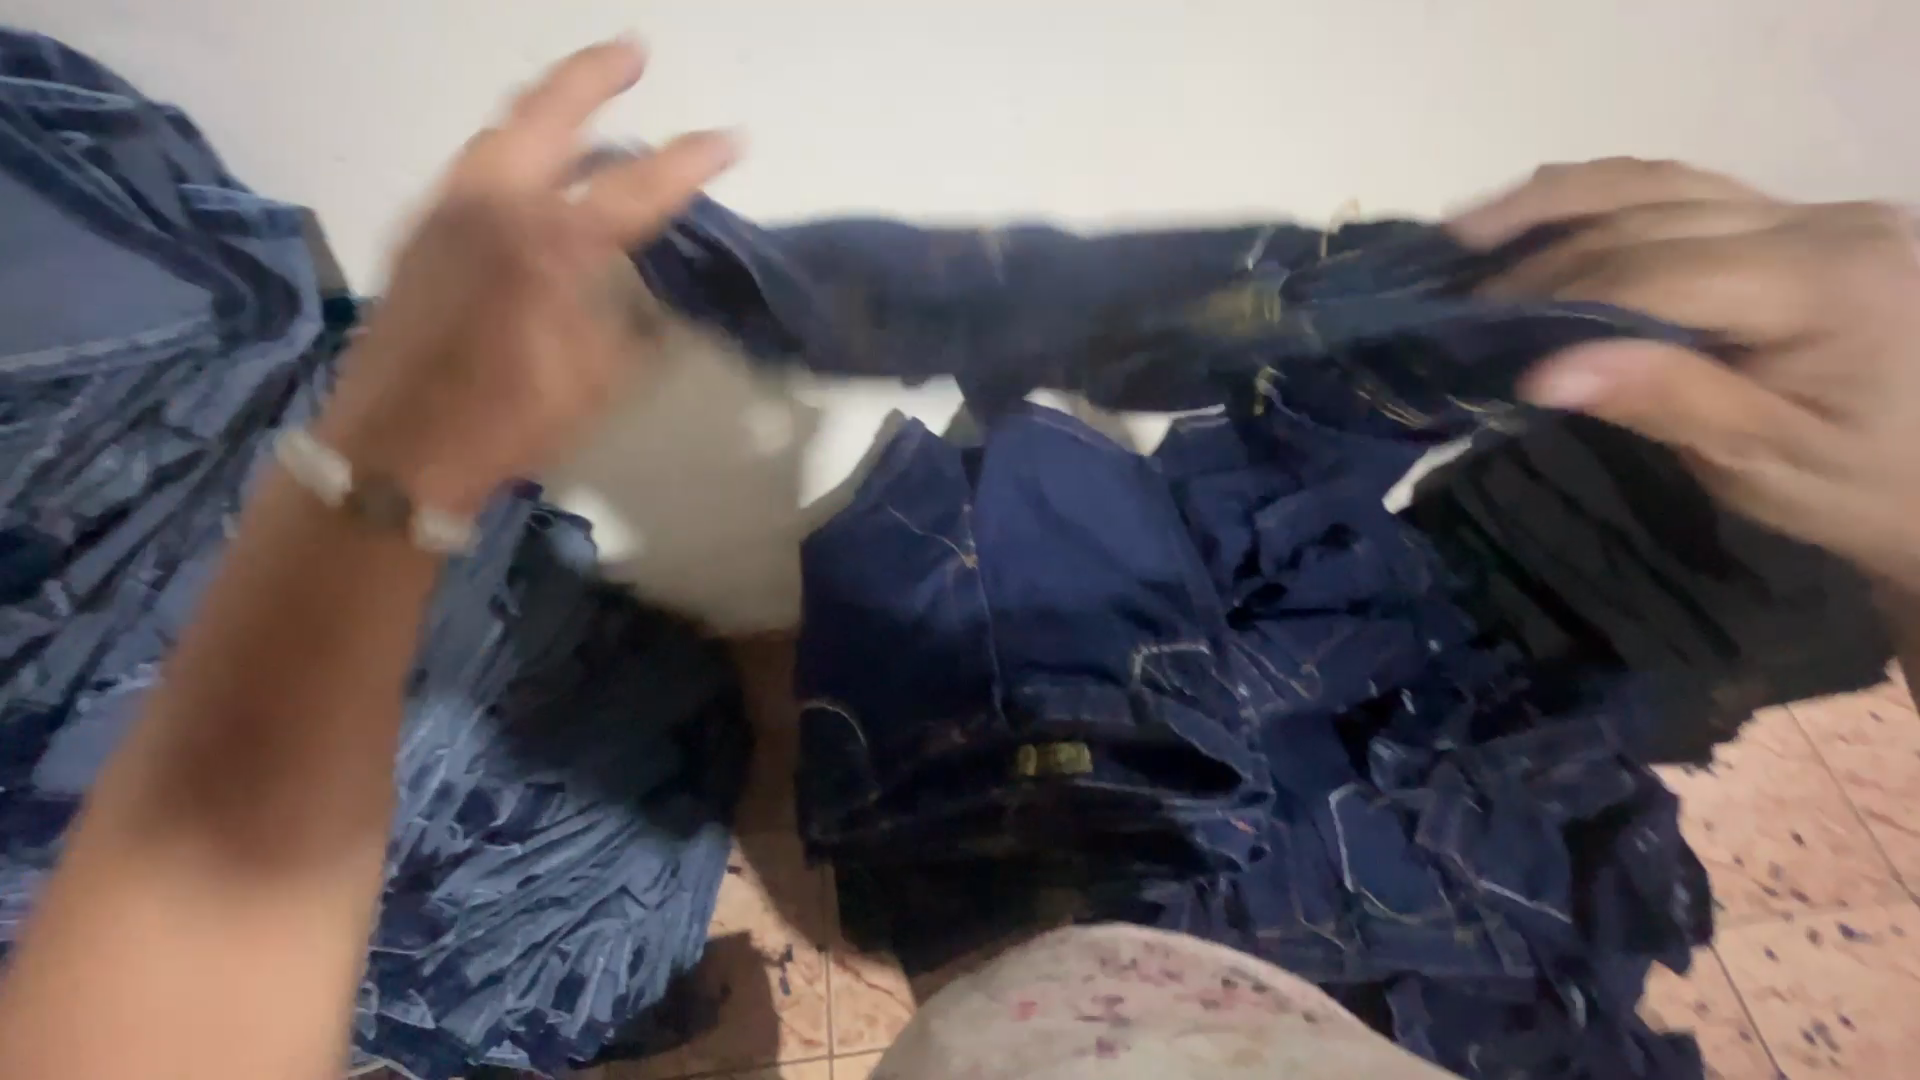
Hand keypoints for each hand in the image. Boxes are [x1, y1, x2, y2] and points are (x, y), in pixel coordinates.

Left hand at [313, 39, 736, 514]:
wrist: (398, 447)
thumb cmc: (512, 420)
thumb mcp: (600, 378)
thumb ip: (637, 324)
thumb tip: (657, 300)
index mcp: (552, 244)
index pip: (638, 185)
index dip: (691, 160)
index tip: (731, 140)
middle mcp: (494, 203)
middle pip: (549, 111)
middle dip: (596, 73)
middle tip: (635, 51)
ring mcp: (447, 208)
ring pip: (503, 129)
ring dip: (550, 106)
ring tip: (586, 103)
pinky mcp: (419, 227)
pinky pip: (475, 164)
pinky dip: (516, 149)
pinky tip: (534, 170)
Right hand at [1450, 158, 1919, 594]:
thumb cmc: (1860, 478)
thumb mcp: (1766, 459)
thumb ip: (1666, 401)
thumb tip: (1543, 374)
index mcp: (1829, 282)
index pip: (1656, 274)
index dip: (1553, 304)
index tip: (1474, 343)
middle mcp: (1818, 222)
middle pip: (1641, 219)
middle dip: (1532, 260)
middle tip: (1448, 303)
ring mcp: (1800, 212)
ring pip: (1649, 183)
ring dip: (1544, 205)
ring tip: (1460, 234)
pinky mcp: (1778, 222)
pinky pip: (1668, 188)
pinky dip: (1586, 197)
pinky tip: (1529, 214)